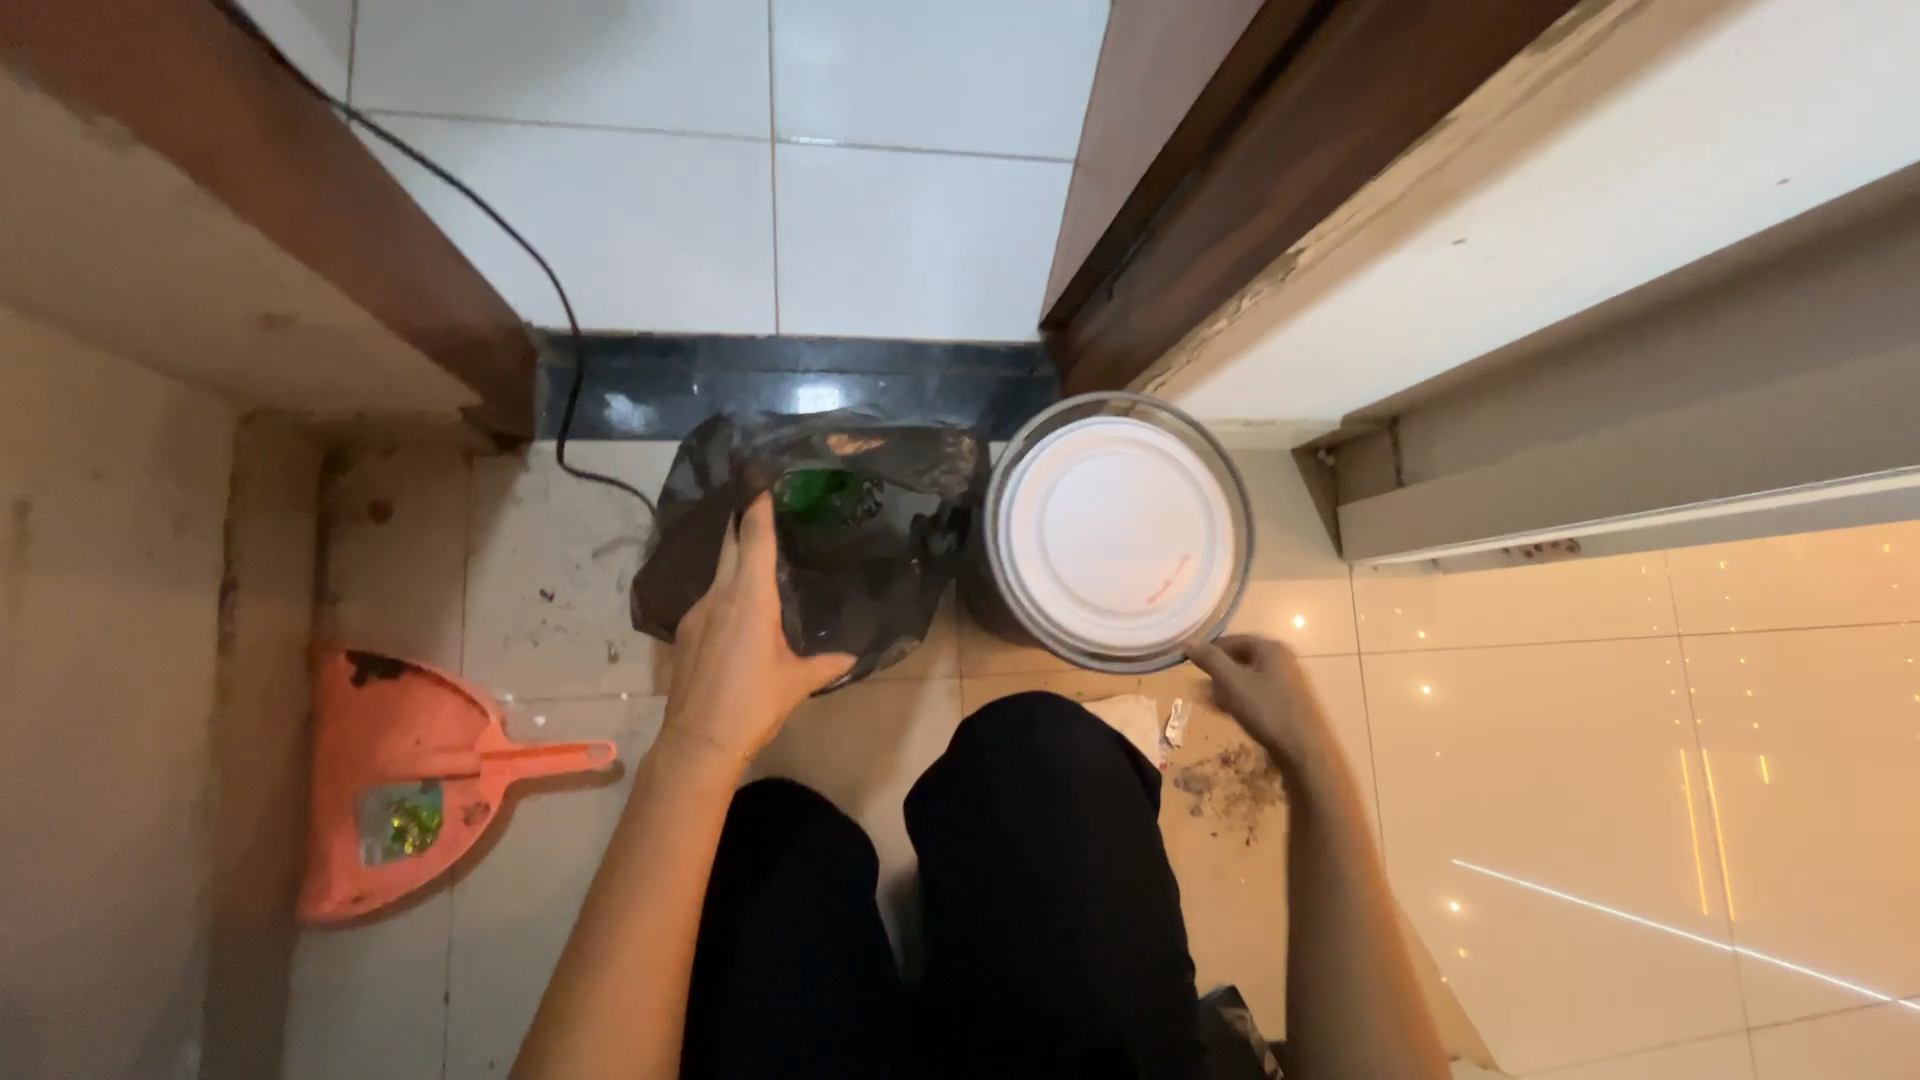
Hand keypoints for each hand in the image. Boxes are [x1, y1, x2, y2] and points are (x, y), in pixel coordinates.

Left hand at [664, 493, 854, 766]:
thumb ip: (827, 663)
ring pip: (718, 571)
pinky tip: (740, 607)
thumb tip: (854, 655)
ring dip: (737, 557)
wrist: (697, 741)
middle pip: (731, 544)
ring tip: (760, 556)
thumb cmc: (753, 705)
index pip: (755, 538)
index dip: (760, 507)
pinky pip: (710, 596)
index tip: (764, 481)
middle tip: (765, 504)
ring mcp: (697, 612)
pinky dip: (727, 589)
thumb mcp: (797, 682)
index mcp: (751, 599)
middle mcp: (720, 595)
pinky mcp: (686, 630)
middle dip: (746, 521)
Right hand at [1185, 634, 1330, 766]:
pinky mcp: (1287, 703)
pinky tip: (1226, 712)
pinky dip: (1239, 698)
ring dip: (1226, 687)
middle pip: (1240, 659)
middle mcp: (1282, 660)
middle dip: (1217, 672)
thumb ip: (1210, 659)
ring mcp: (1286, 682)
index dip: (1209, 650)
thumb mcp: (1232, 682)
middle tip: (1199, 687)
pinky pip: (1257, 693)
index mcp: (1271, 648)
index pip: (1232, 640)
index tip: (1190, 665)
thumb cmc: (1266, 710)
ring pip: (1247, 678)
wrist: (1304, 751)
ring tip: (1209, 702)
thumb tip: (1189, 641)